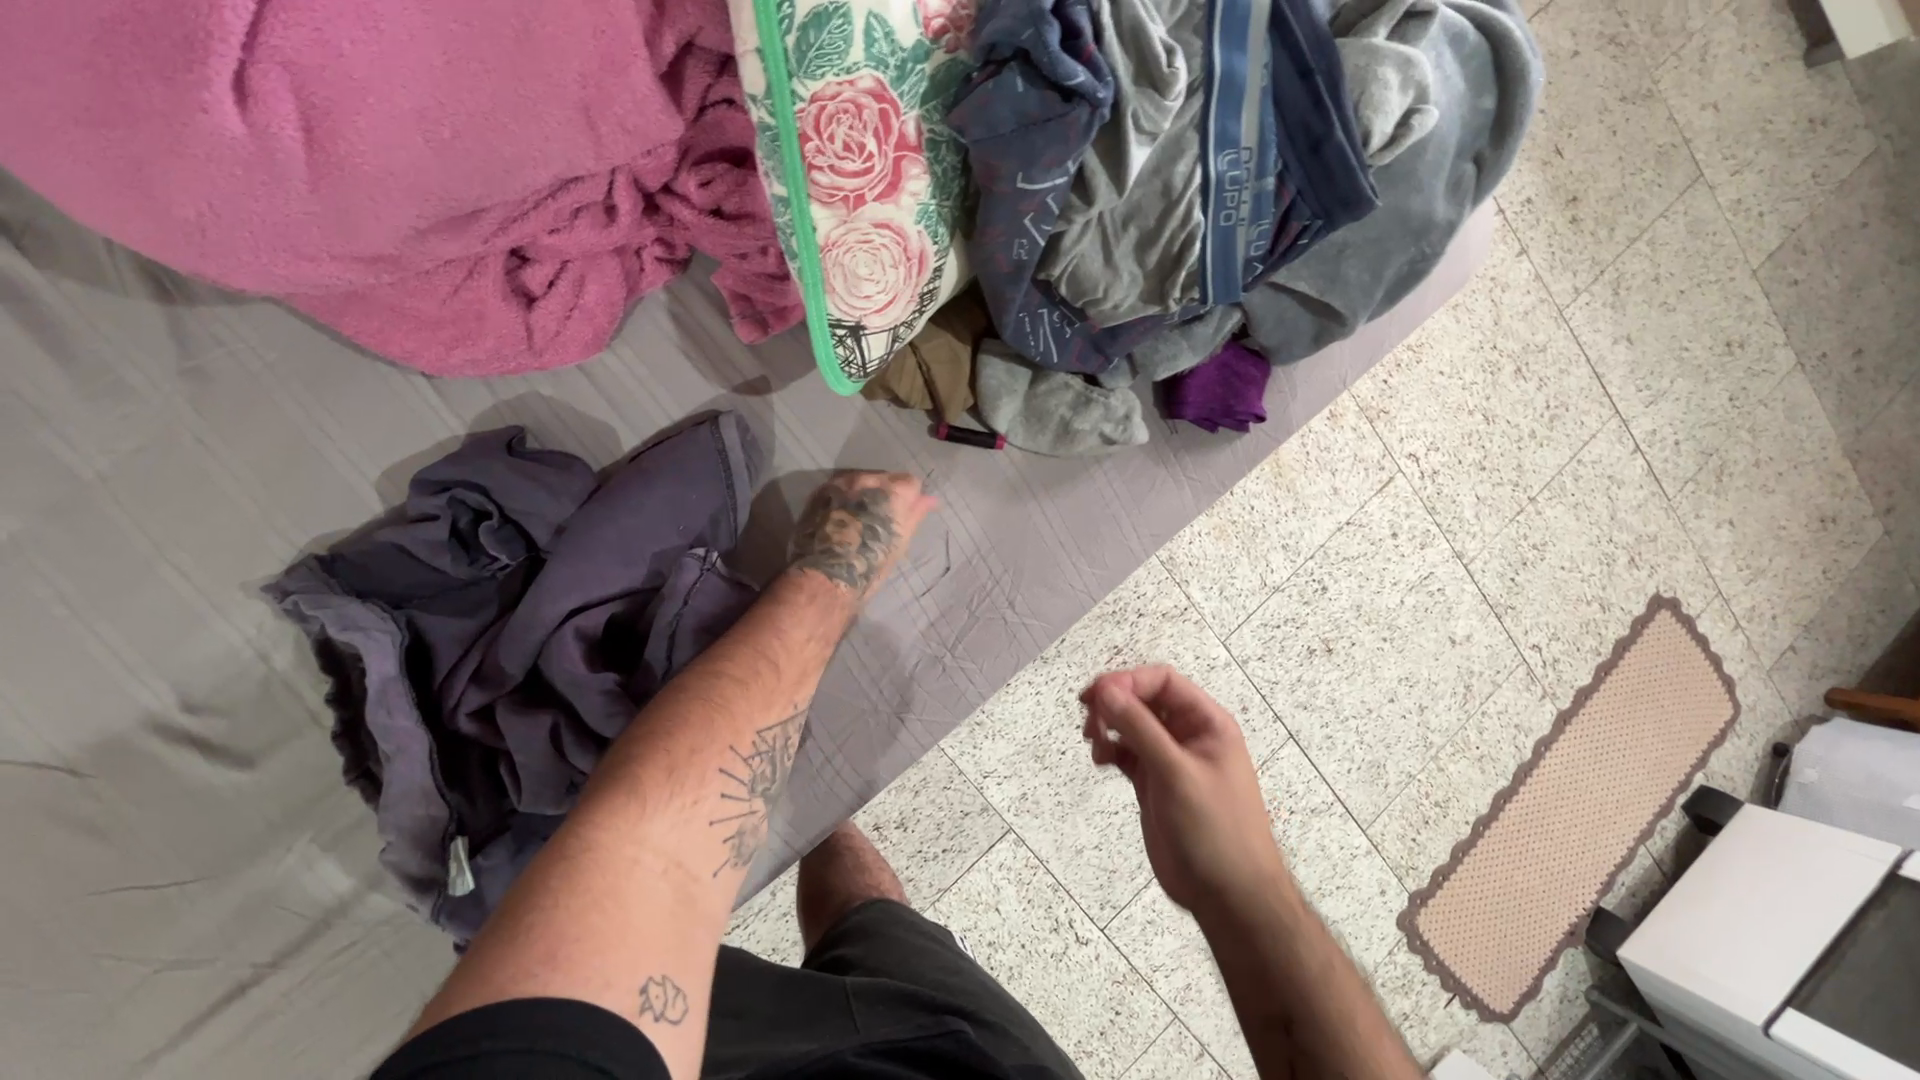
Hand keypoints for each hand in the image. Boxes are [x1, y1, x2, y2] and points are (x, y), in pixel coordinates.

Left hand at [788, 471, 935, 601]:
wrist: (825, 576)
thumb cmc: (871, 564)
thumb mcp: (900, 543)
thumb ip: (915, 515)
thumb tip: (931, 499)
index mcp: (893, 492)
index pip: (911, 482)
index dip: (909, 499)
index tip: (902, 516)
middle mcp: (868, 480)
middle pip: (884, 478)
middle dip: (885, 493)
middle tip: (879, 518)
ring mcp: (841, 483)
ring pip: (861, 480)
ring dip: (863, 493)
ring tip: (857, 518)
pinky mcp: (820, 492)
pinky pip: (839, 487)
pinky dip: (843, 497)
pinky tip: (839, 517)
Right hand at [1081, 666, 1288, 919]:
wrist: (1228, 895)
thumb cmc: (1213, 828)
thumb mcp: (1176, 773)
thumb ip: (1140, 728)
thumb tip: (1105, 689)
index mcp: (1206, 722)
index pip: (1162, 681)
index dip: (1127, 681)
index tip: (1095, 697)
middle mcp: (1188, 734)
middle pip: (1143, 699)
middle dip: (1113, 703)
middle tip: (1088, 722)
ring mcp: (1169, 759)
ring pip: (1131, 725)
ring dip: (1108, 726)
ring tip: (1094, 745)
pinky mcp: (1153, 783)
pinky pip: (1126, 752)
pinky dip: (1110, 750)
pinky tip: (1100, 761)